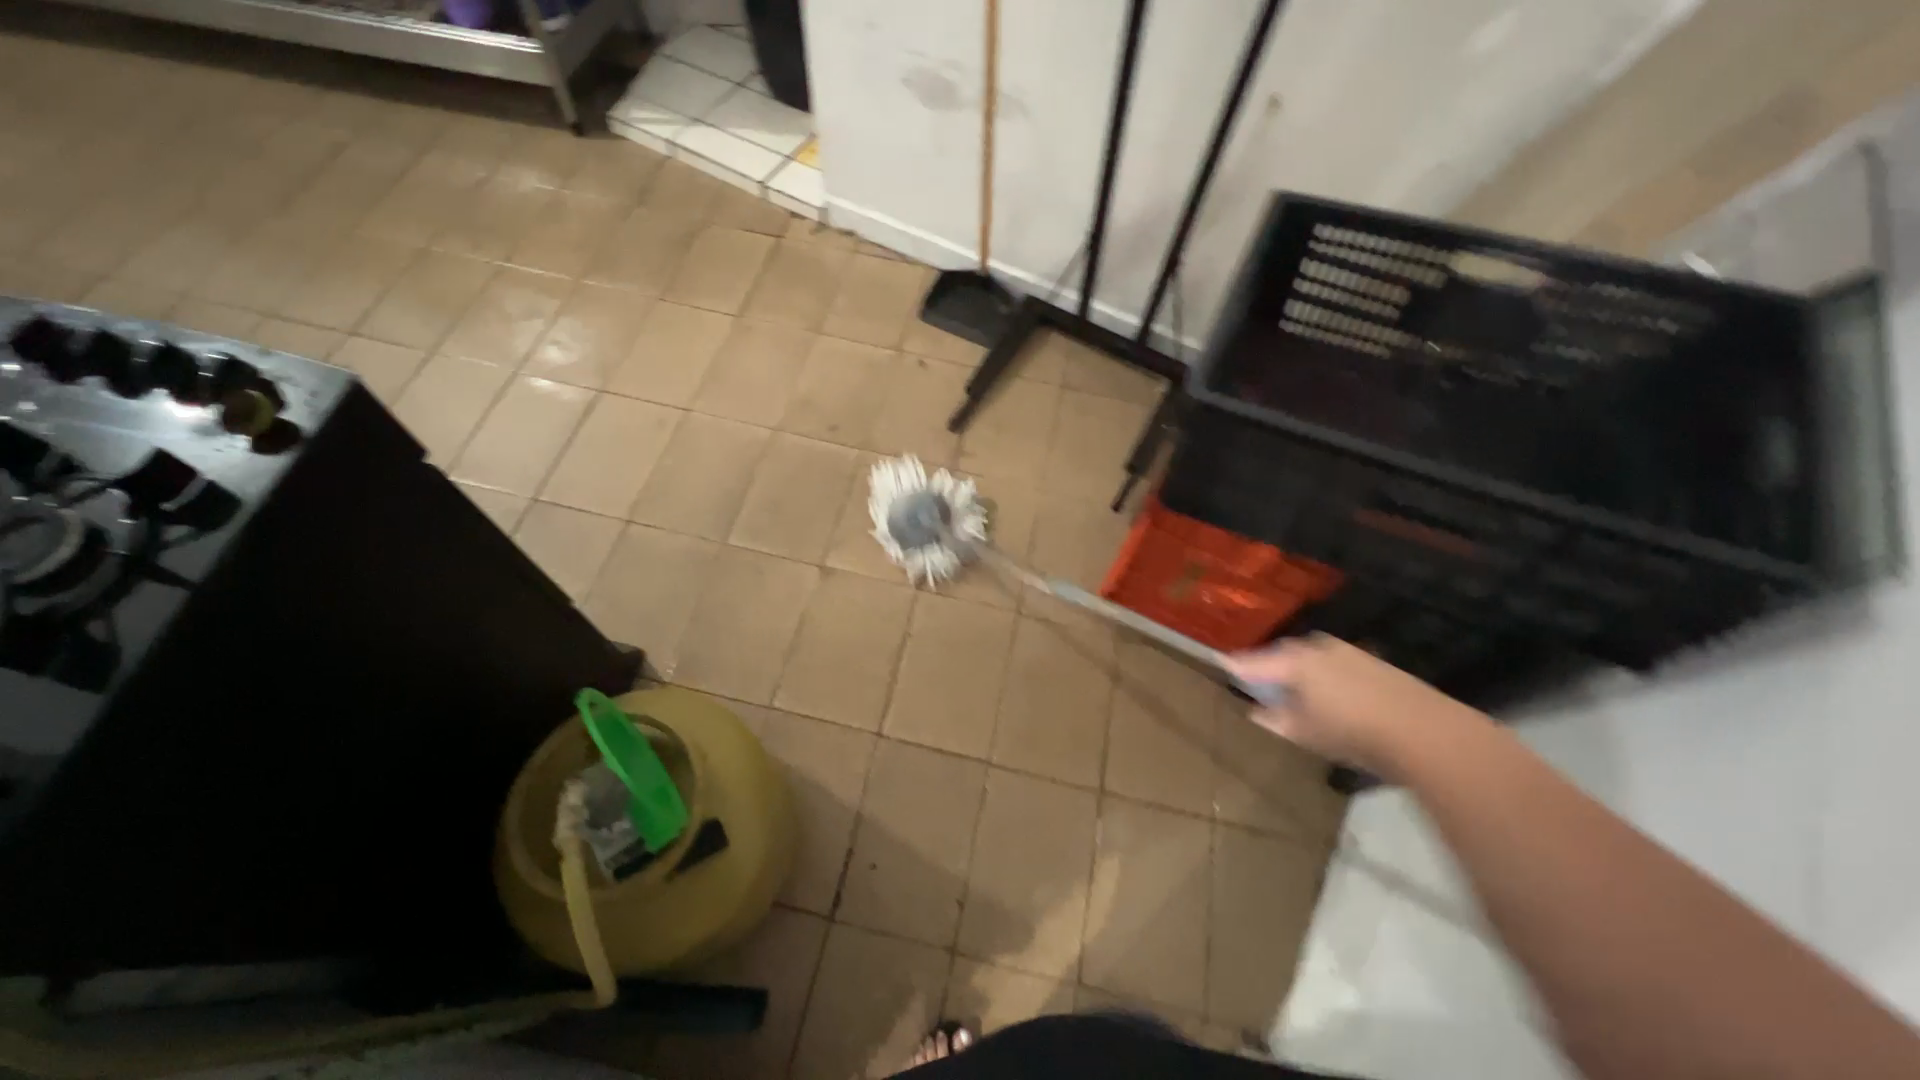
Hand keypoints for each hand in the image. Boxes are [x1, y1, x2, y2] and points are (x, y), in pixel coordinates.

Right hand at [1223, 634, 1485, 778]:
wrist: (1424, 731)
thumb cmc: (1351, 732)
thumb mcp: (1304, 732)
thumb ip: (1276, 719)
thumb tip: (1257, 710)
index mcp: (1296, 661)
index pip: (1255, 661)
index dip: (1238, 665)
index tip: (1221, 664)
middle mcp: (1319, 648)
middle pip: (1285, 655)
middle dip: (1272, 667)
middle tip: (1260, 684)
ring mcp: (1349, 652)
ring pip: (1313, 659)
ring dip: (1301, 672)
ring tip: (1295, 692)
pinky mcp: (1373, 663)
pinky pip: (1334, 666)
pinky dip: (1324, 677)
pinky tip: (1329, 697)